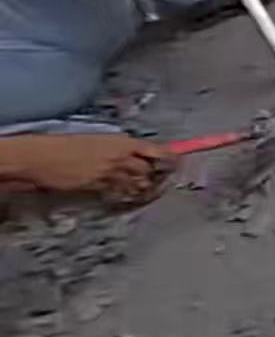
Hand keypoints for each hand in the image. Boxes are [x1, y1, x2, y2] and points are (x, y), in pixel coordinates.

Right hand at [2, 134, 174, 204]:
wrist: (36, 157)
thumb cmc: (68, 145)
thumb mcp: (104, 140)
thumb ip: (128, 147)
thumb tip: (148, 153)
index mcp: (127, 144)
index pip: (162, 152)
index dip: (172, 160)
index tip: (175, 165)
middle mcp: (123, 158)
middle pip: (151, 169)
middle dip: (159, 175)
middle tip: (162, 179)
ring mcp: (110, 172)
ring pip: (139, 182)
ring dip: (145, 186)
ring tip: (149, 189)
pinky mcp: (96, 185)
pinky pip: (119, 192)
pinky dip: (128, 194)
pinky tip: (130, 196)